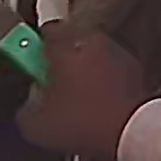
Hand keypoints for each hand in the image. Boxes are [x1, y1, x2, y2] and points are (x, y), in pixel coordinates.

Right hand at [15, 22, 149, 160]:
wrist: (131, 129)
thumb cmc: (81, 123)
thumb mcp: (37, 125)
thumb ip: (27, 105)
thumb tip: (33, 96)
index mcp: (66, 48)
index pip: (48, 31)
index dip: (37, 43)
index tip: (32, 57)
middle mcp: (92, 42)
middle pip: (72, 40)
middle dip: (62, 56)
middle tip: (54, 79)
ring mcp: (116, 51)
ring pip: (92, 52)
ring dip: (84, 64)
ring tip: (78, 92)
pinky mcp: (133, 65)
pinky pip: (109, 65)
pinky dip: (103, 75)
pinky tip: (99, 97)